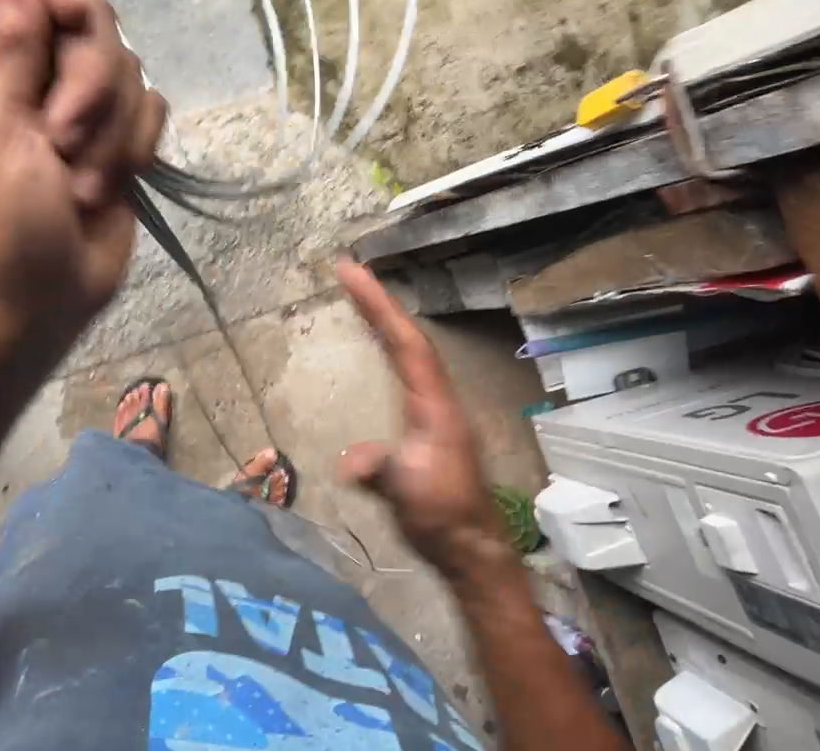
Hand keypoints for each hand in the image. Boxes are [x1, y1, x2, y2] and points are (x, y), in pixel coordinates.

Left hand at [0, 0, 167, 349]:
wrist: (45, 297)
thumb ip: (1, 38)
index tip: (66, 18)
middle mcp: (26, 68)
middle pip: (82, 13)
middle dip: (85, 77)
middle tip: (59, 135)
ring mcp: (75, 99)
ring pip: (122, 60)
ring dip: (106, 126)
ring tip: (76, 179)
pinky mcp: (116, 130)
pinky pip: (150, 103)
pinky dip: (131, 144)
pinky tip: (105, 182)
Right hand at [334, 259, 513, 581]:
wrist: (470, 550)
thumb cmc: (442, 519)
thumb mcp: (410, 495)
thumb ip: (384, 472)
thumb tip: (352, 461)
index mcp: (435, 405)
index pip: (406, 343)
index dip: (379, 305)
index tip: (350, 271)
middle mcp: (437, 398)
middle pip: (408, 337)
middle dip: (380, 301)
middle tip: (348, 270)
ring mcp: (434, 410)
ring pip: (410, 350)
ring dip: (384, 319)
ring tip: (359, 296)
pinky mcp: (427, 423)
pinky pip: (404, 368)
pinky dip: (386, 344)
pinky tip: (374, 346)